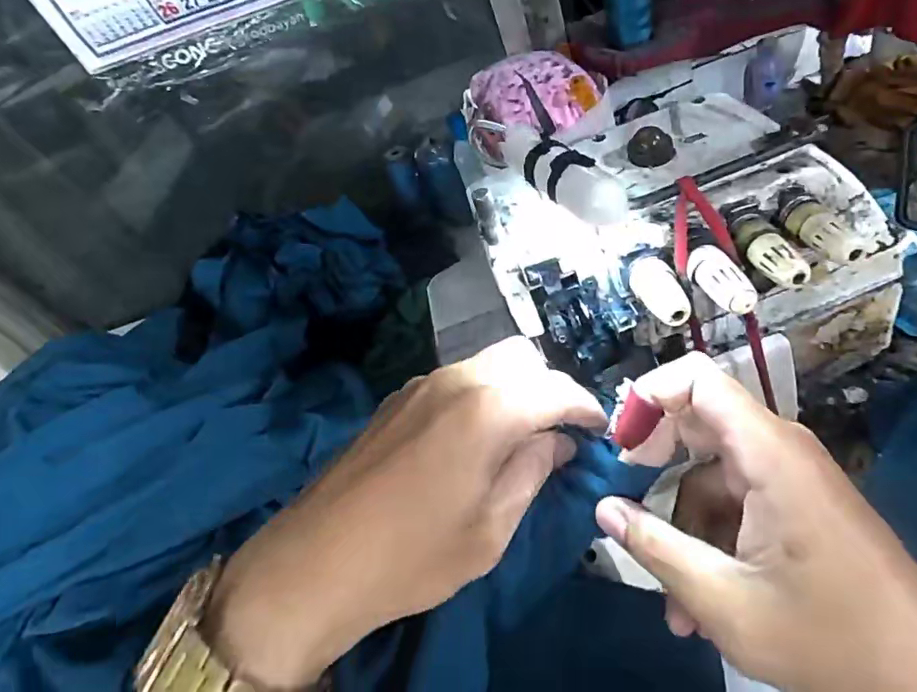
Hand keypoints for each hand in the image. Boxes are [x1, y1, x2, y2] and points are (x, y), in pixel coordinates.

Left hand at [205, 336, 605, 687]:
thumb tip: (556, 441)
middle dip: (549, 387)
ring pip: (487, 363)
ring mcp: (422, 383)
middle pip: (521, 358)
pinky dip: (481, 394)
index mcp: (488, 408)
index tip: (599, 429)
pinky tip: (474, 438)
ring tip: (519, 436)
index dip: (585, 406)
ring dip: (514, 388)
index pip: (555, 388)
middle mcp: (457, 379)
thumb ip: (531, 472)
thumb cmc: (414, 555)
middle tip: (559, 432)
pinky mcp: (399, 397)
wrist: (317, 559)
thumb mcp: (490, 528)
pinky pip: (456, 379)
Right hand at [595, 354, 916, 691]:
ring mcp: (790, 477)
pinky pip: (738, 501)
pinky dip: (713, 539)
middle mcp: (778, 448)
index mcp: (766, 450)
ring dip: (684, 526)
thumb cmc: (828, 636)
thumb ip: (655, 547)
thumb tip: (603, 508)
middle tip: (625, 508)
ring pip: (712, 475)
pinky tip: (701, 602)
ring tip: (673, 600)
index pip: (696, 378)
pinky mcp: (797, 505)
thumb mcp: (725, 600)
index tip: (620, 446)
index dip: (649, 398)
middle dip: (654, 469)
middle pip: (696, 425)